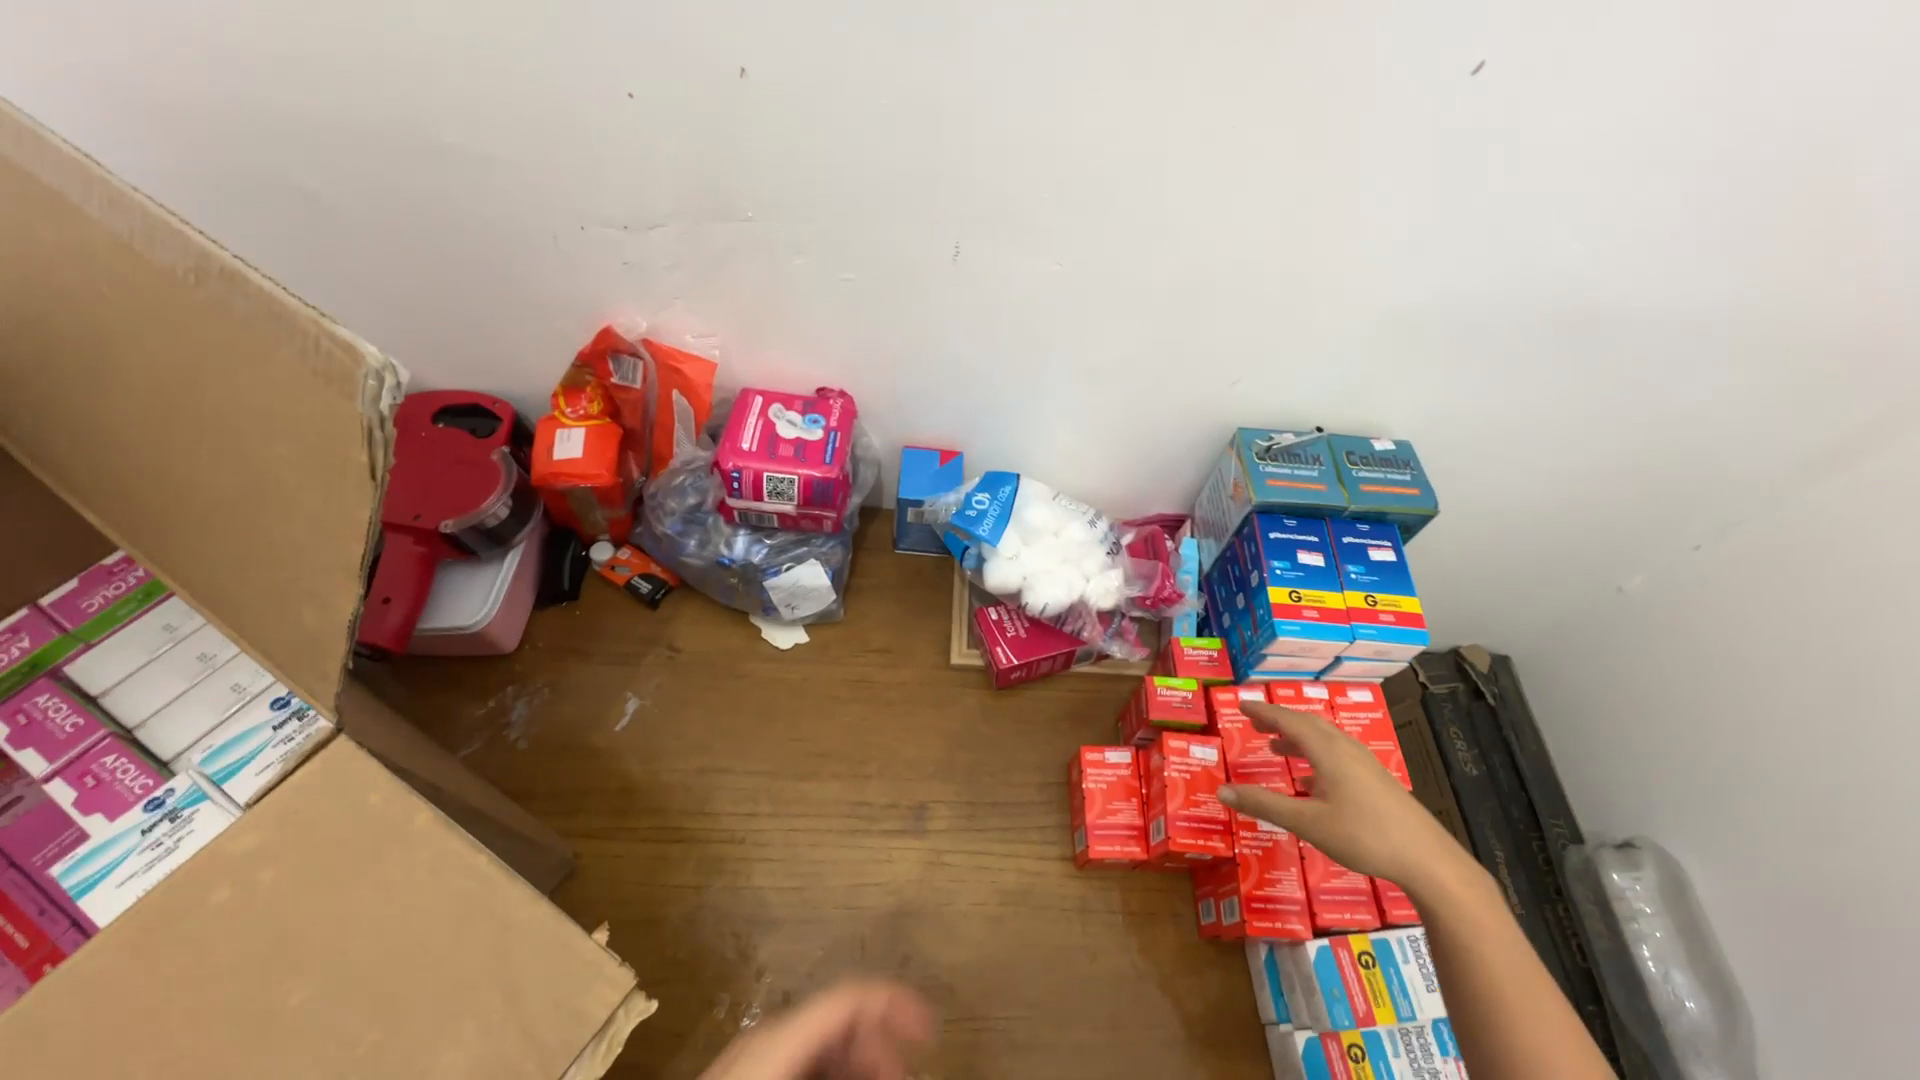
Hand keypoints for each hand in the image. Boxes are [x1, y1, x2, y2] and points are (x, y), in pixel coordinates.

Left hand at [696, 979, 934, 1079]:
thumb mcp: (810, 1075)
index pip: (851, 993)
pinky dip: (831, 1064)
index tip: (930, 1022)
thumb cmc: (755, 1077)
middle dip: (880, 1041)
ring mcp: (756, 1045)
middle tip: (906, 1071)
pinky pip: (801, 1053)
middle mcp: (771, 1025)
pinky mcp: (748, 1064)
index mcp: (784, 1028)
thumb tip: (897, 1059)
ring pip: (822, 1036)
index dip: (897, 999)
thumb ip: (856, 1059)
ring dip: (858, 1056)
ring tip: (880, 1077)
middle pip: (841, 1015)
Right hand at [1216, 702, 1470, 895]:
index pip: (1290, 722)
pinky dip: (1317, 757)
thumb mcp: (1307, 822)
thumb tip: (1222, 790)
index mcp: (1329, 753)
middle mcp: (1347, 751)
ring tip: (1277, 747)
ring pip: (1327, 740)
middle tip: (1256, 723)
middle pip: (1310, 725)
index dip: (1265, 712)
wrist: (1427, 859)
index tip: (1242, 706)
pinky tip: (1310, 781)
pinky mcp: (1376, 782)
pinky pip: (1339, 756)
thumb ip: (1264, 804)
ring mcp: (1366, 765)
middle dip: (1281, 721)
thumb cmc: (1363, 836)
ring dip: (1299, 739)